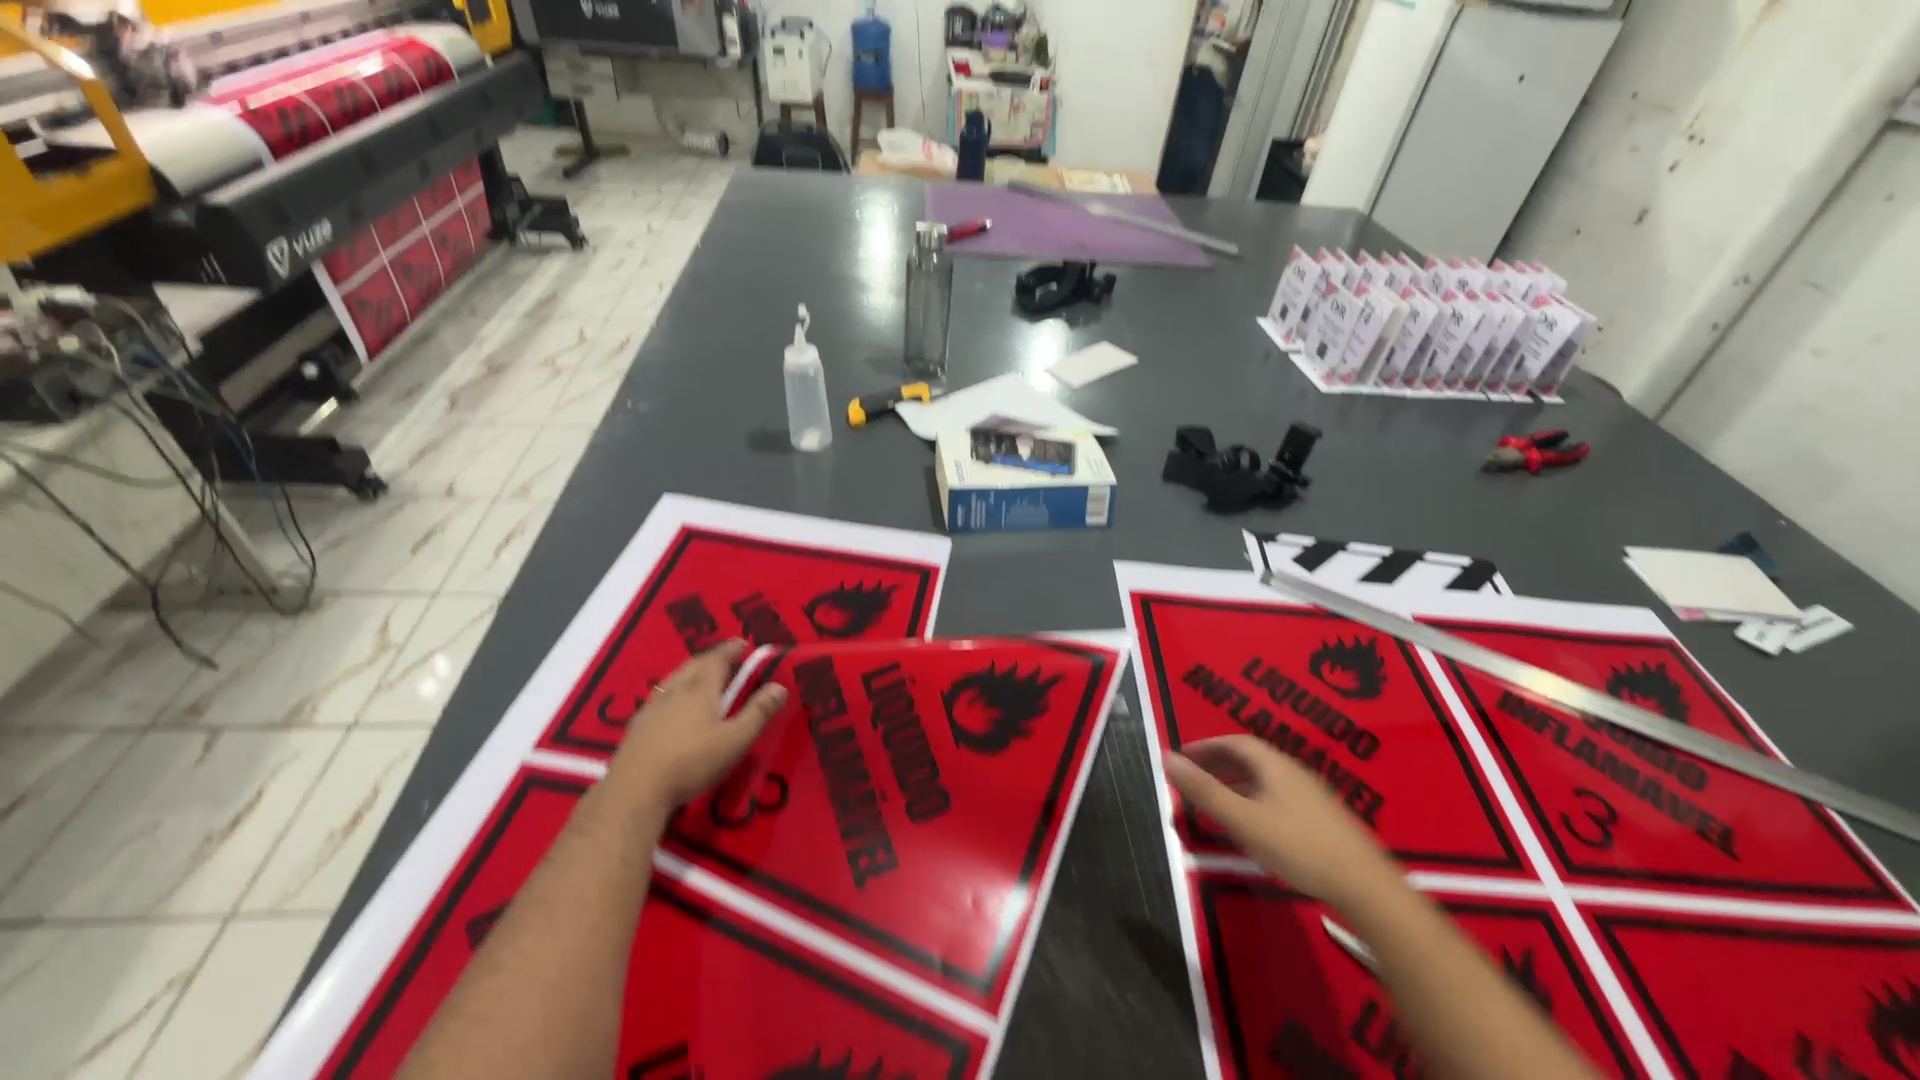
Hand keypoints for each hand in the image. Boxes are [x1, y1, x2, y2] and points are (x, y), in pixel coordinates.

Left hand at [609, 640, 788, 809]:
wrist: (636, 789)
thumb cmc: (692, 762)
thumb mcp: (736, 740)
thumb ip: (758, 713)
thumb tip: (780, 686)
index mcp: (700, 690)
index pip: (717, 659)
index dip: (731, 650)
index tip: (742, 643)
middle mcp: (674, 691)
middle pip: (693, 665)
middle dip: (711, 658)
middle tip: (725, 659)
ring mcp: (652, 708)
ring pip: (673, 679)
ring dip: (690, 672)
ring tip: (700, 677)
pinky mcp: (638, 726)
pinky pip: (660, 697)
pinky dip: (673, 692)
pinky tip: (671, 707)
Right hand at [1166, 735, 1397, 905]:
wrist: (1363, 884)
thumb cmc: (1297, 846)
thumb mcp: (1243, 820)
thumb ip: (1205, 790)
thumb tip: (1168, 758)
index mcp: (1275, 765)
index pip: (1235, 742)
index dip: (1206, 745)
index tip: (1181, 756)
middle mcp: (1294, 772)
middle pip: (1251, 757)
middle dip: (1217, 762)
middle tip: (1191, 776)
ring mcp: (1311, 795)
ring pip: (1264, 778)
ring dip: (1234, 782)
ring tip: (1213, 800)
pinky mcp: (1321, 818)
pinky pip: (1276, 795)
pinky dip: (1252, 798)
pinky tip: (1249, 824)